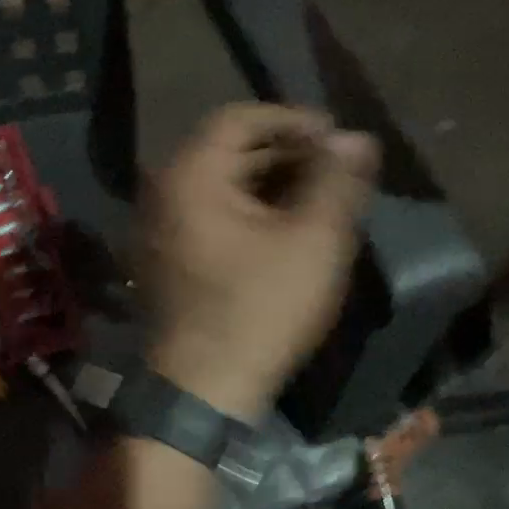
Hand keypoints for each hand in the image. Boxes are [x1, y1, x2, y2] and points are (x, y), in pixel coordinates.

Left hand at [140, 104, 376, 419]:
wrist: (200, 390)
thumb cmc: (258, 310)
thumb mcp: (313, 240)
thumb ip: (337, 180)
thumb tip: (354, 137)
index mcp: (187, 176)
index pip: (237, 118)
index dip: (292, 119)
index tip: (336, 139)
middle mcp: (159, 195)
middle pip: (223, 151)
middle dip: (282, 153)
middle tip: (334, 170)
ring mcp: (154, 232)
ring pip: (214, 188)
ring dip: (265, 185)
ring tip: (317, 200)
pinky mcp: (160, 263)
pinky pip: (203, 219)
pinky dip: (242, 214)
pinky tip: (281, 232)